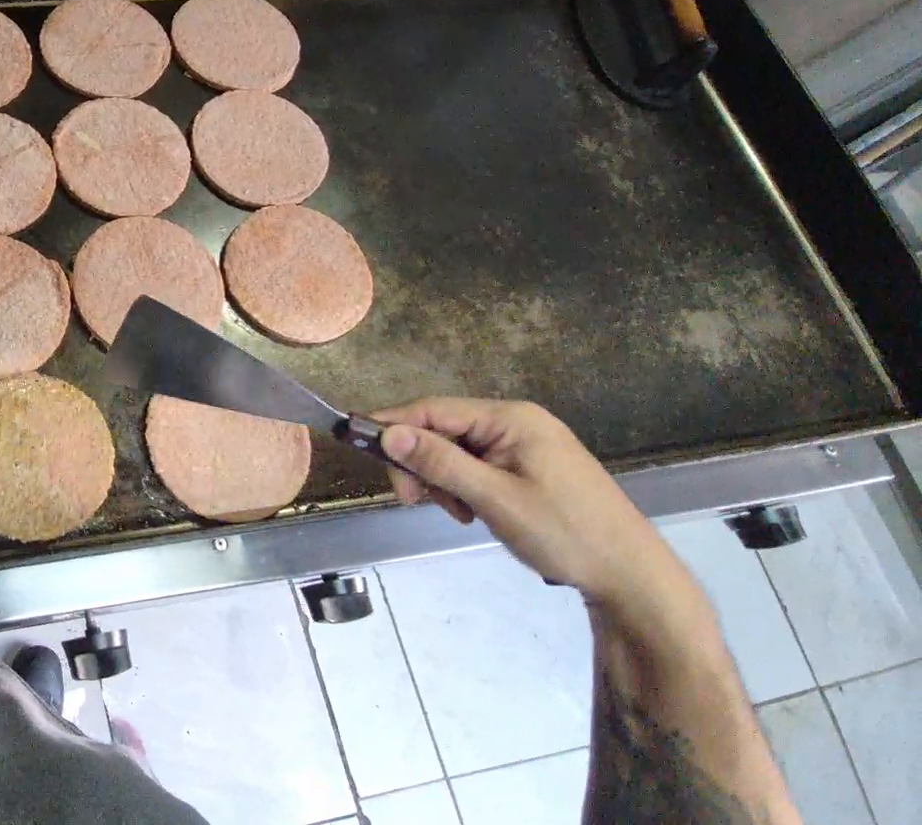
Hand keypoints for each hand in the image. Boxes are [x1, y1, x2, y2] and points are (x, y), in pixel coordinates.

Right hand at [374, 398, 692, 616]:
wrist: (633, 580)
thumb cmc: (566, 534)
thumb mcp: (494, 498)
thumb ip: (439, 462)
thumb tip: (387, 432)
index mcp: (511, 419)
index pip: (433, 410)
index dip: (393, 425)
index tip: (357, 446)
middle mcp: (515, 423)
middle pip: (440, 429)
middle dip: (419, 462)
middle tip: (412, 500)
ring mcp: (522, 445)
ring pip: (453, 451)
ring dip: (440, 479)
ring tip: (457, 513)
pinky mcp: (526, 468)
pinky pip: (473, 466)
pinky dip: (460, 487)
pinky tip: (470, 512)